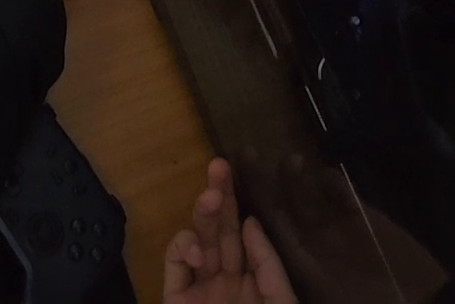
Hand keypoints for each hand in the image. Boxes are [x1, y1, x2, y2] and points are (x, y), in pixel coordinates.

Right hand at [165, 158, 295, 303]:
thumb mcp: (279, 301)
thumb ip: (268, 266)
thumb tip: (251, 221)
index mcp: (252, 280)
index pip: (245, 234)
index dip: (242, 205)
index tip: (243, 173)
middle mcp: (224, 276)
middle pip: (220, 228)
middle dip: (220, 195)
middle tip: (219, 164)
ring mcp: (199, 283)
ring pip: (198, 236)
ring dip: (203, 211)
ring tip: (211, 197)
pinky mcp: (175, 292)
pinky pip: (175, 258)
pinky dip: (184, 246)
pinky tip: (199, 253)